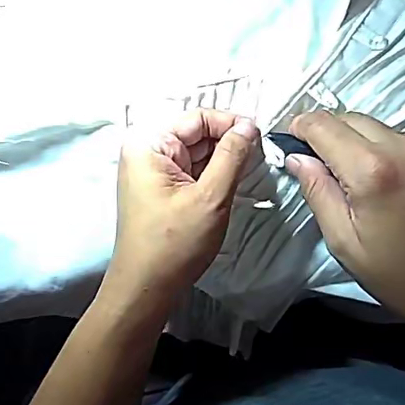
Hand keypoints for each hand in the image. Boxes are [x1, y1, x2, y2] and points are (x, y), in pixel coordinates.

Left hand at [107, 109, 260, 311]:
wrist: (146, 286)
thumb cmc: (171, 246)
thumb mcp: (210, 197)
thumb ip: (232, 157)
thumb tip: (248, 127)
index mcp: (148, 144)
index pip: (197, 117)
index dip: (230, 122)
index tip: (259, 134)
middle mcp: (145, 151)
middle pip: (196, 132)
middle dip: (228, 142)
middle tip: (258, 156)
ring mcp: (151, 170)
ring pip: (196, 151)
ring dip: (222, 159)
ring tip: (246, 173)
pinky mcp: (159, 188)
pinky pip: (191, 169)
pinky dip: (212, 173)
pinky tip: (229, 184)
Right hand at [285, 110, 404, 345]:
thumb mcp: (347, 245)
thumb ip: (318, 193)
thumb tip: (297, 157)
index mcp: (372, 170)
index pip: (323, 124)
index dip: (302, 128)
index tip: (296, 138)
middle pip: (357, 120)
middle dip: (338, 137)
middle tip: (340, 169)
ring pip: (394, 133)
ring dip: (381, 149)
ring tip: (393, 187)